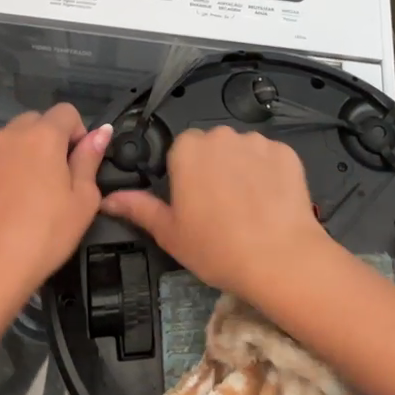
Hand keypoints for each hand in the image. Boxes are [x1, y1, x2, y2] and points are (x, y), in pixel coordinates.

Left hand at [0, 103, 111, 309]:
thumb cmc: (44, 235)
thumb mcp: (83, 201)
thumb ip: (90, 160)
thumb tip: (100, 132)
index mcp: (42, 136)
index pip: (66, 112)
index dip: (78, 133)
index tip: (80, 163)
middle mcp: (8, 136)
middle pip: (36, 122)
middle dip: (50, 140)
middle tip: (57, 180)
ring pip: (10, 141)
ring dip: (24, 155)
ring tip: (28, 196)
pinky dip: (1, 173)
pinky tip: (4, 207)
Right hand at [99, 125, 336, 300]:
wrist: (280, 259)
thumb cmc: (216, 247)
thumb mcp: (169, 233)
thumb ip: (139, 208)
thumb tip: (108, 199)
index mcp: (187, 149)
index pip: (180, 151)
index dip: (185, 176)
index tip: (192, 202)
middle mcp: (221, 135)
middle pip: (212, 146)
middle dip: (214, 168)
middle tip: (219, 208)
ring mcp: (257, 142)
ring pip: (242, 151)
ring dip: (242, 169)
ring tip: (248, 207)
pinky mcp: (287, 152)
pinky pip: (271, 159)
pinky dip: (269, 175)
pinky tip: (270, 204)